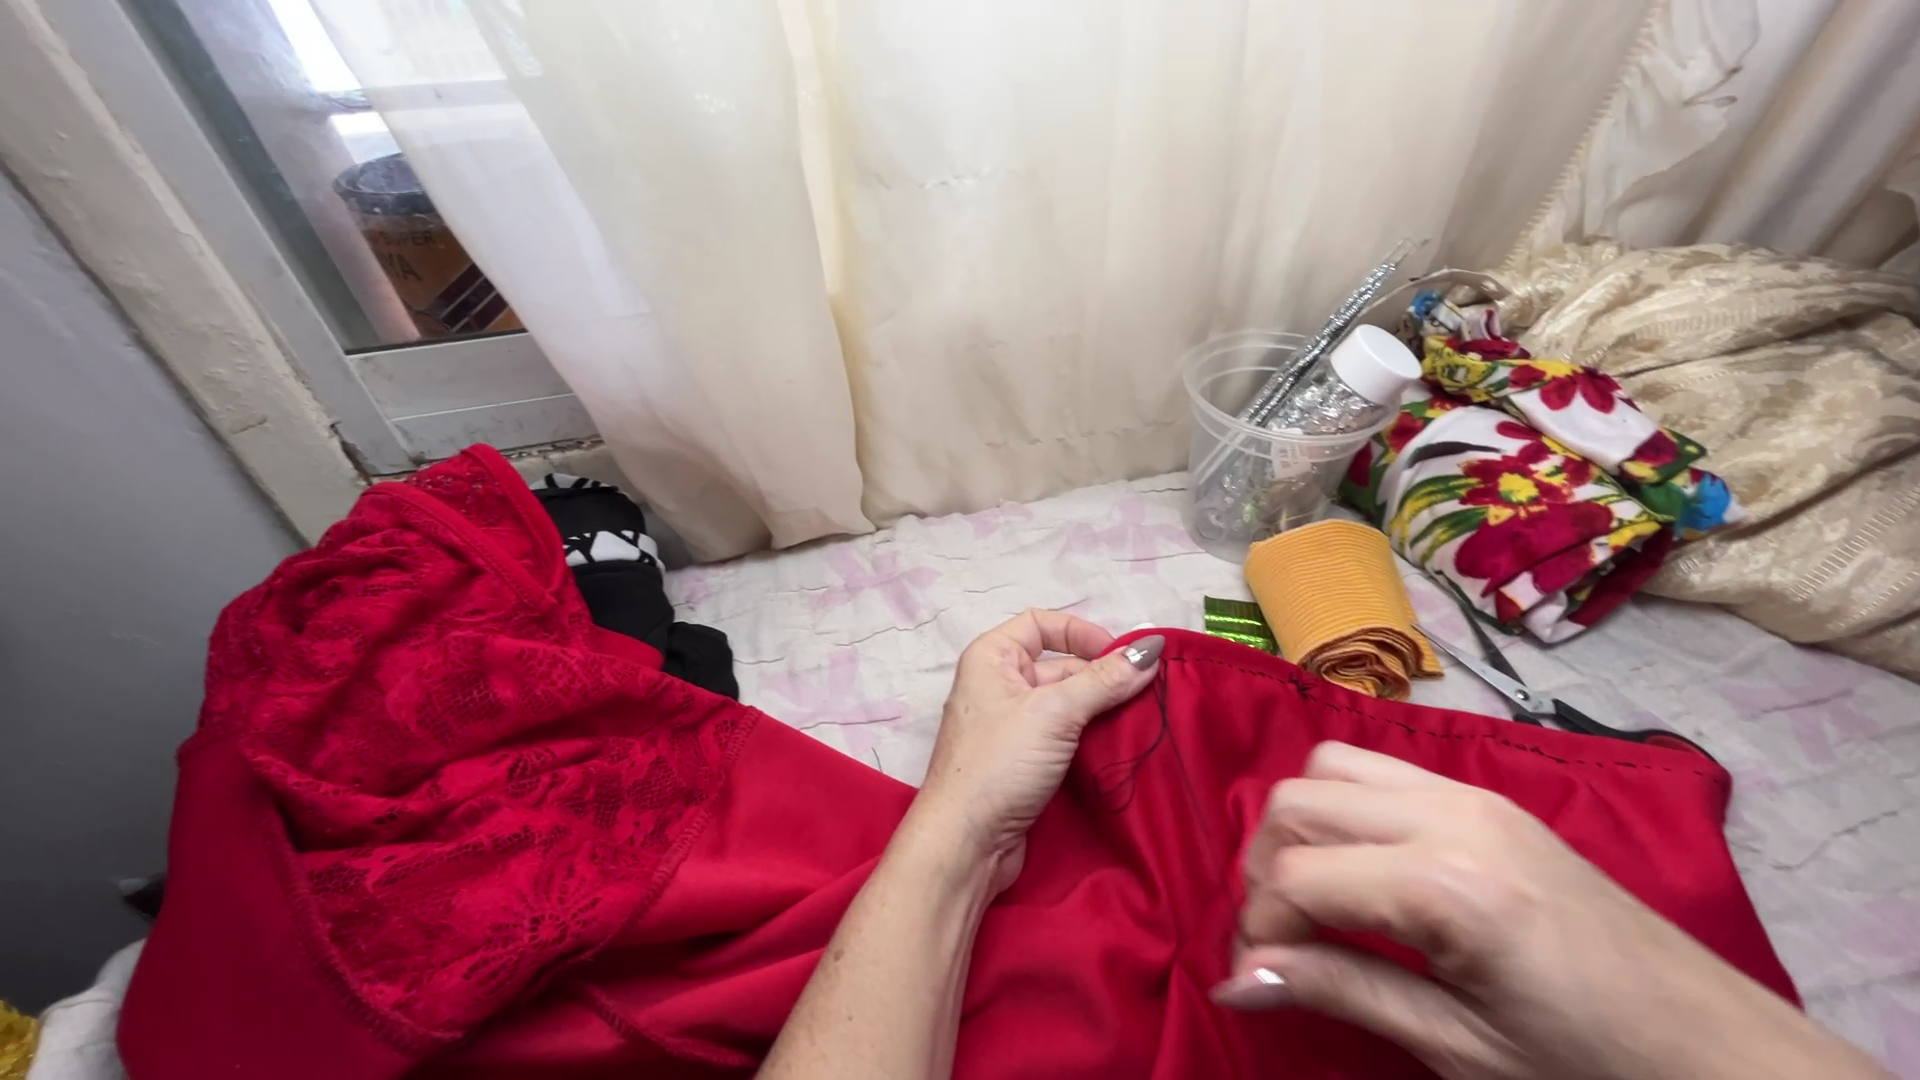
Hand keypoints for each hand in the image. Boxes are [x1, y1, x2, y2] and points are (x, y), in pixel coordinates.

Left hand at [908, 611, 1161, 892]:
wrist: (965, 844)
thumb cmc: (999, 764)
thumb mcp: (1054, 713)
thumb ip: (1104, 681)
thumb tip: (1151, 648)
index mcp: (991, 658)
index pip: (1041, 624)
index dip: (1081, 632)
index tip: (1121, 655)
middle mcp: (999, 685)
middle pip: (1060, 665)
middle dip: (1101, 676)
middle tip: (1148, 693)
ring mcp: (1012, 725)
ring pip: (1067, 703)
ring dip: (1102, 709)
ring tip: (1145, 719)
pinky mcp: (1025, 760)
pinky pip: (1065, 735)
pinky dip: (1092, 737)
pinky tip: (1125, 745)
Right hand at [1214, 742, 1889, 1079]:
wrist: (1732, 1056)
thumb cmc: (1596, 1070)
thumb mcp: (1458, 1047)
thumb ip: (1336, 990)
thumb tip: (1233, 980)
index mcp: (1447, 886)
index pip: (1298, 878)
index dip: (1258, 929)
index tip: (1252, 976)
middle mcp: (1449, 815)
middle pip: (1298, 802)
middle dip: (1265, 868)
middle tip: (1278, 936)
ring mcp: (1469, 793)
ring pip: (1329, 767)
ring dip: (1299, 825)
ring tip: (1312, 892)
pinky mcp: (1485, 795)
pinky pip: (1377, 768)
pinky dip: (1343, 804)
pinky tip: (1362, 863)